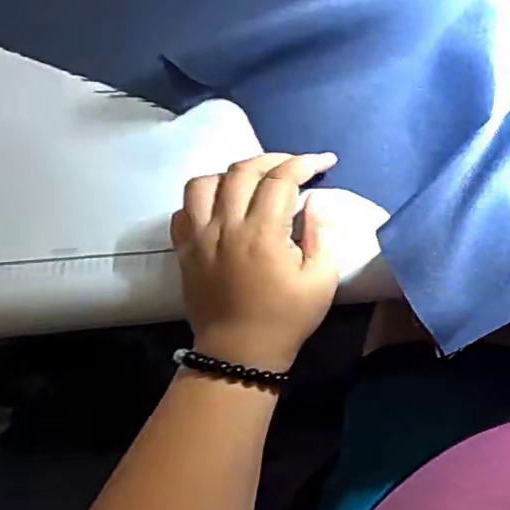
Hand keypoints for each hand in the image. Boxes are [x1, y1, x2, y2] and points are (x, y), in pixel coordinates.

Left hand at [171, 153, 340, 372]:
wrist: (240, 350)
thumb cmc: (288, 317)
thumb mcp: (322, 279)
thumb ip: (319, 235)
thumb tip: (314, 203)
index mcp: (262, 233)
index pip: (281, 180)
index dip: (305, 163)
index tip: (326, 161)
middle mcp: (225, 227)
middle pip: (242, 171)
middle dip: (274, 159)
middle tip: (297, 164)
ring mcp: (199, 237)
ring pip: (205, 182)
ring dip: (234, 172)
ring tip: (256, 179)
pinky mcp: (184, 249)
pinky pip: (184, 208)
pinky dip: (205, 197)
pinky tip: (225, 205)